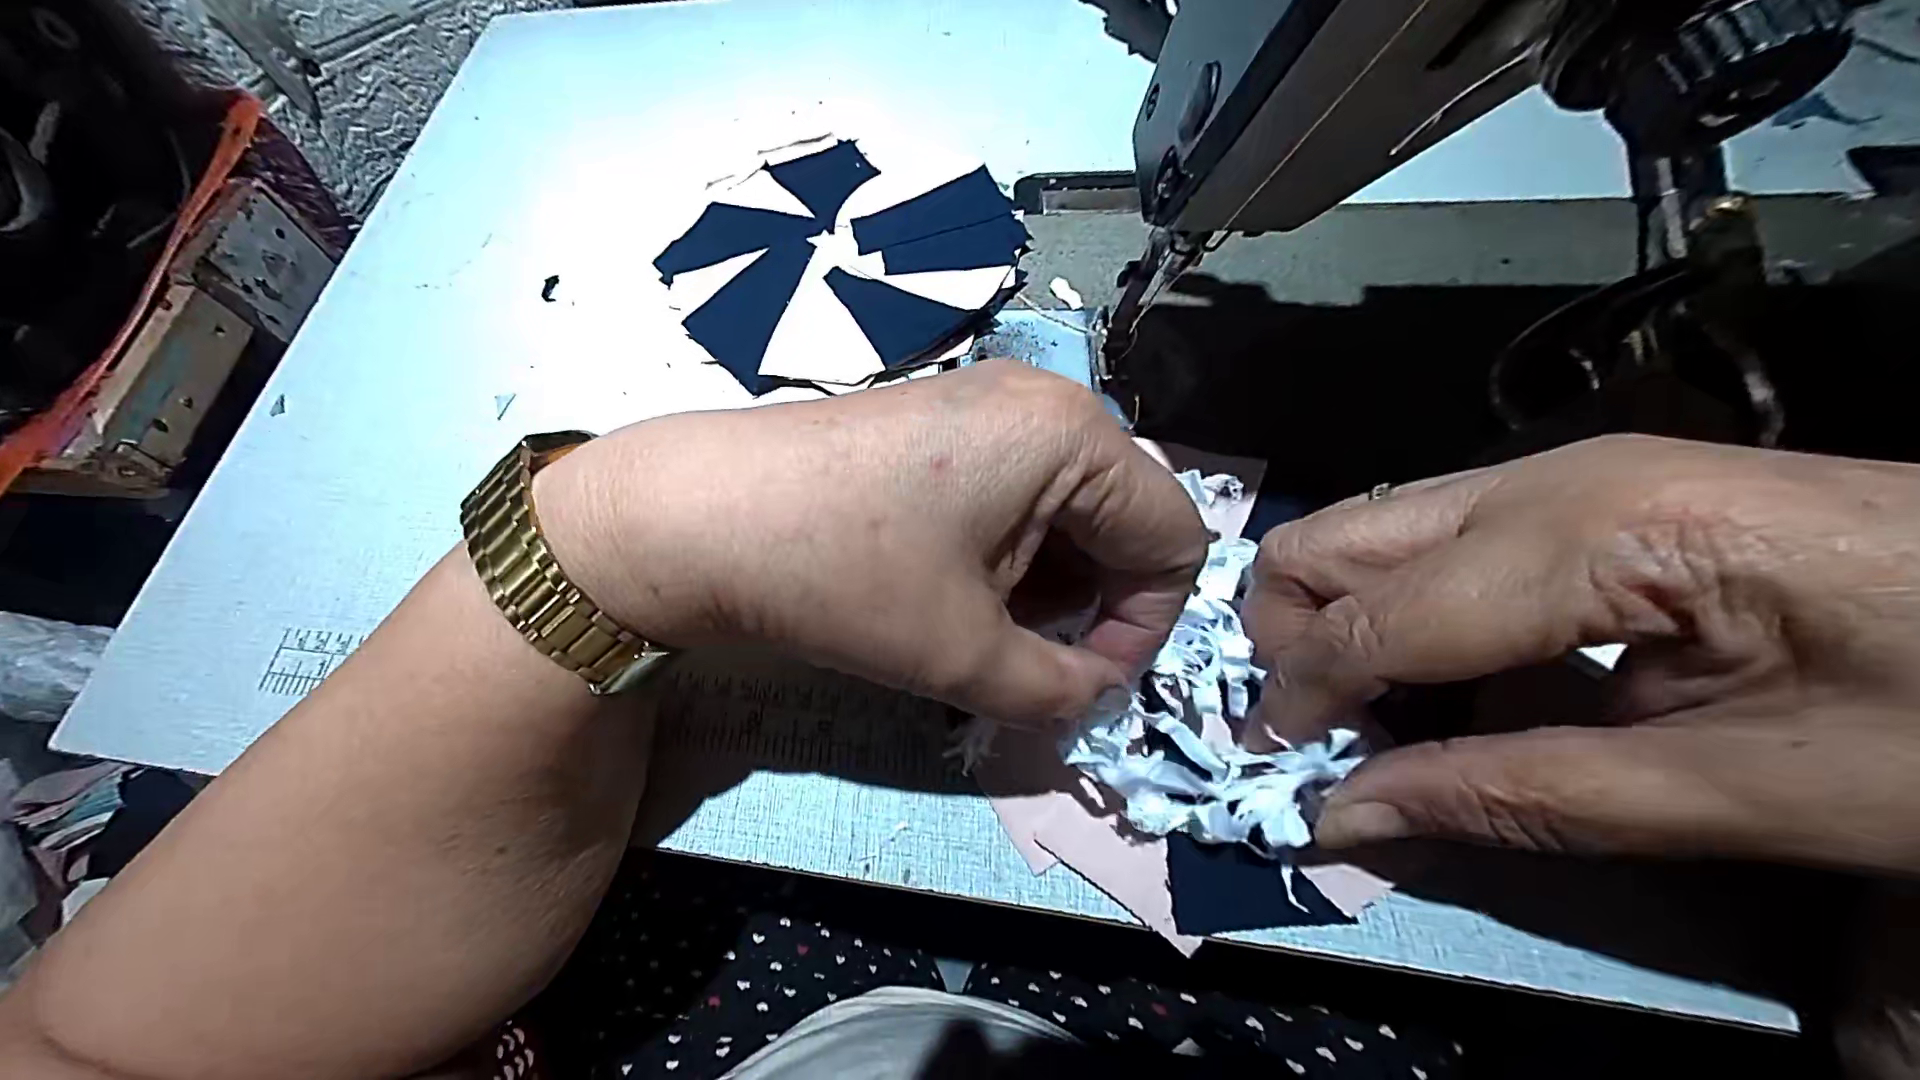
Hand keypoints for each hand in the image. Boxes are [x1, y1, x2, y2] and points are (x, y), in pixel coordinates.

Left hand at [533, 361, 1207, 724]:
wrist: (701, 514)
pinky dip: (1014, 545)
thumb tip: (1094, 691)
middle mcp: (1045, 400)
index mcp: (1074, 437)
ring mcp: (991, 400)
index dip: (1146, 624)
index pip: (1173, 538)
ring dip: (1051, 579)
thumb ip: (1061, 690)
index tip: (1084, 676)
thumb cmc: (845, 577)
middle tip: (1031, 654)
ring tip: (985, 623)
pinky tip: (959, 581)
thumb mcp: (967, 656)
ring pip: (1072, 506)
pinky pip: (1022, 485)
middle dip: (1094, 602)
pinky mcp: (949, 416)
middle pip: (1124, 518)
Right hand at [1245, 434, 1919, 875]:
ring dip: (1332, 627)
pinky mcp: (1550, 494)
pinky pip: (1408, 547)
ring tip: (1380, 708)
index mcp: (1584, 535)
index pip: (1371, 621)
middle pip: (1319, 545)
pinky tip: (1443, 676)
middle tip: (1327, 726)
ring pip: (1349, 536)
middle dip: (1290, 641)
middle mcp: (1528, 480)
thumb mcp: (1743, 795)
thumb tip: (1342, 816)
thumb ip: (1510, 799)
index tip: (1273, 768)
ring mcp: (1537, 476)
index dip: (1301, 700)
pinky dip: (1387, 615)